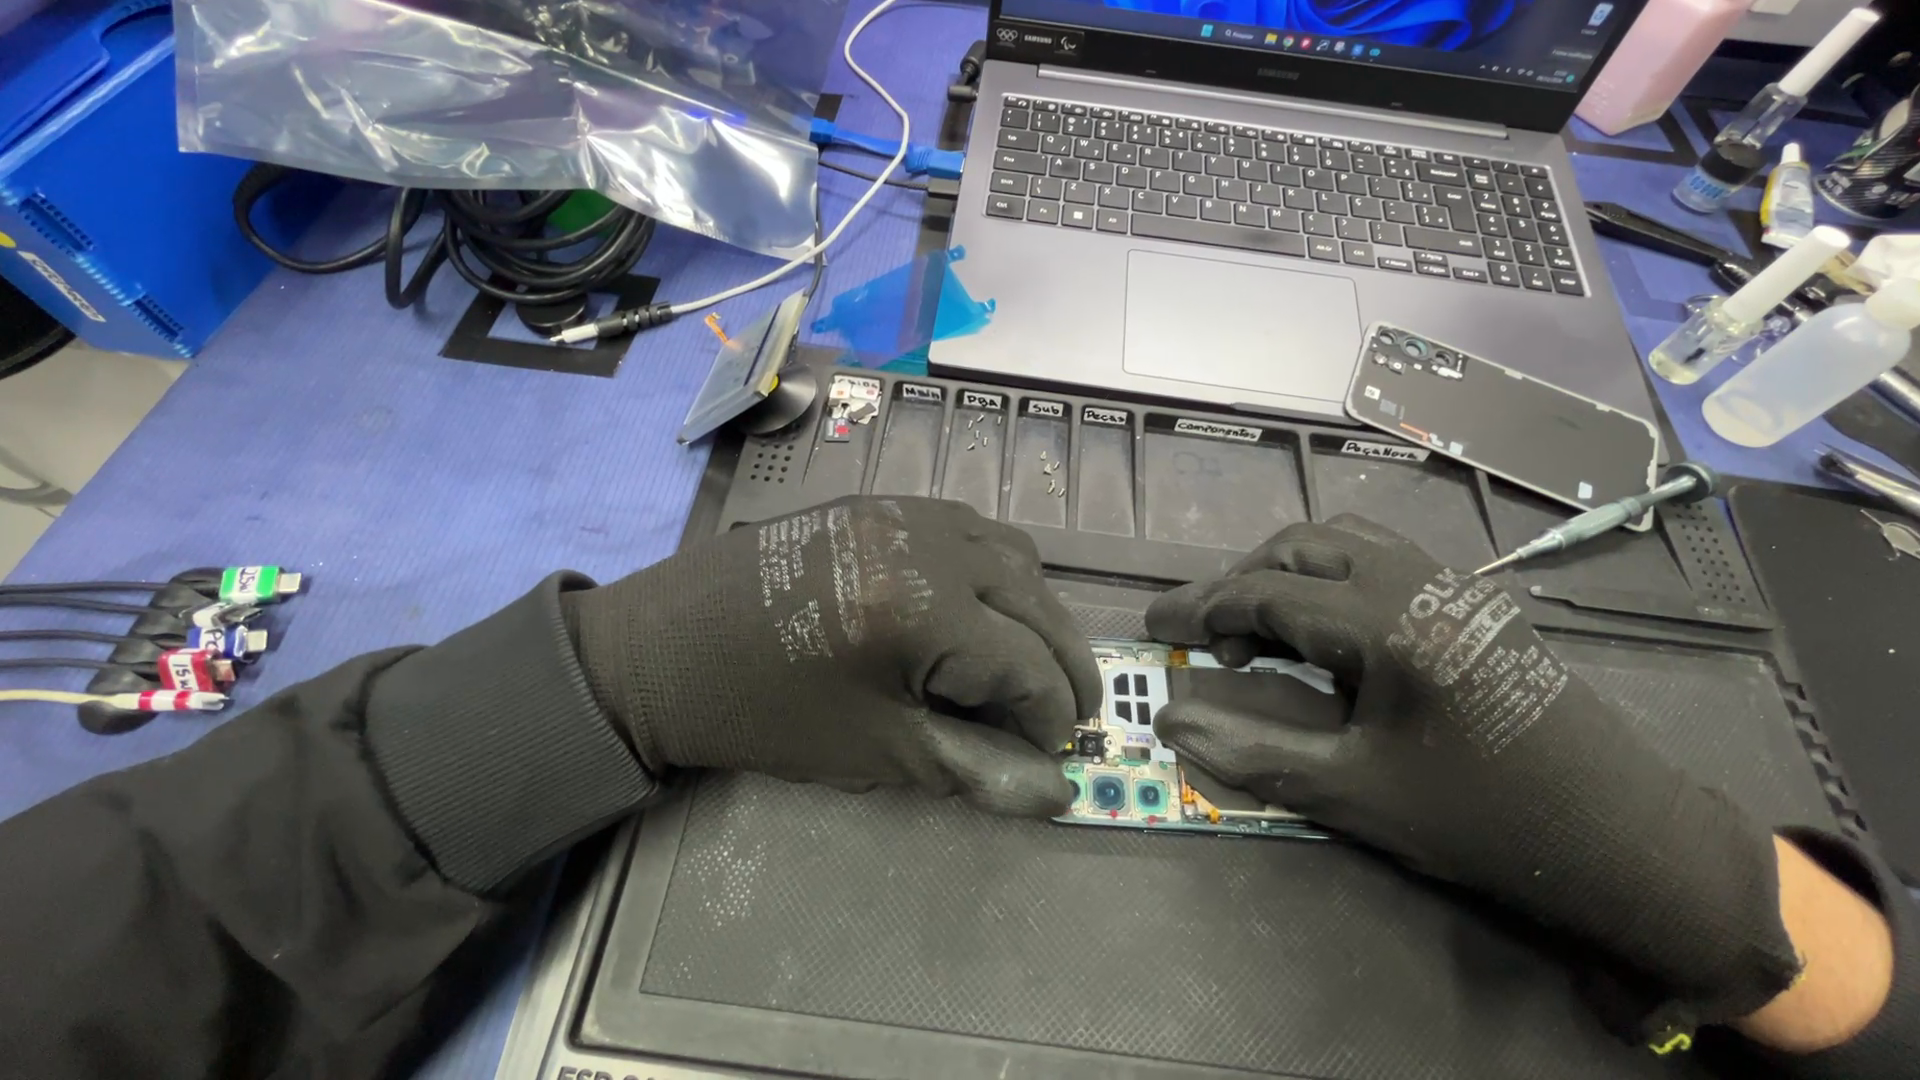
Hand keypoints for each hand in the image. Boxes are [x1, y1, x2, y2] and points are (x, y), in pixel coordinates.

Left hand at [561, 496, 1100, 816]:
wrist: (662, 648)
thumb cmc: (763, 711)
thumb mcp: (873, 751)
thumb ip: (974, 768)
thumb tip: (1058, 792)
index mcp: (924, 609)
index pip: (1029, 666)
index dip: (1050, 718)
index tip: (1048, 754)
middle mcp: (930, 542)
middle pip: (1037, 601)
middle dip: (1063, 665)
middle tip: (1064, 714)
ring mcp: (905, 511)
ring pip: (1014, 555)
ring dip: (1035, 611)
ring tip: (1026, 662)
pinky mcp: (881, 503)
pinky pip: (970, 528)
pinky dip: (996, 572)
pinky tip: (980, 610)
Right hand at [1147, 516, 1800, 1039]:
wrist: (1623, 835)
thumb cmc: (1481, 818)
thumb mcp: (1354, 794)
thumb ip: (1252, 751)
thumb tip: (1172, 721)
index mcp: (1385, 623)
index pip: (1264, 593)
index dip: (1199, 609)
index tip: (1154, 625)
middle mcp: (1414, 581)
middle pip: (1297, 547)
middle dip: (1238, 581)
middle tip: (1207, 632)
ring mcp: (1448, 582)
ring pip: (1340, 540)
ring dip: (1283, 569)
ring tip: (1257, 623)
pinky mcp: (1468, 597)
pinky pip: (1377, 555)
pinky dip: (1327, 573)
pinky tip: (1322, 625)